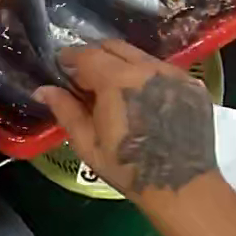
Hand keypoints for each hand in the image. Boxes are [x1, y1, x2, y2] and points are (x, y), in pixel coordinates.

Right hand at [35, 41, 216, 202]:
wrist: (182, 187)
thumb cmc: (128, 168)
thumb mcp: (88, 144)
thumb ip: (65, 111)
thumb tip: (43, 90)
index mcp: (118, 80)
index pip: (87, 54)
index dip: (70, 58)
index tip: (62, 68)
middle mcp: (148, 68)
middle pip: (115, 47)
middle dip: (96, 57)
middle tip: (86, 79)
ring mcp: (174, 74)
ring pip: (141, 56)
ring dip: (123, 66)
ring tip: (115, 91)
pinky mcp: (192, 84)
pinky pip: (163, 70)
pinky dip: (148, 77)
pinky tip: (144, 101)